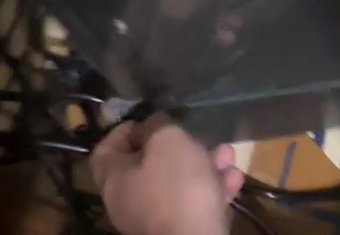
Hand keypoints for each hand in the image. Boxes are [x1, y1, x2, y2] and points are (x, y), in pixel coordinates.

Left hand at [90, 116, 243, 234]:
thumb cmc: (175, 185)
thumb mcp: (166, 139)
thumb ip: (156, 124)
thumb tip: (152, 125)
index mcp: (116, 179)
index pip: (107, 148)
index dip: (126, 128)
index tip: (152, 117)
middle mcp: (130, 200)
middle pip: (150, 163)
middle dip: (181, 144)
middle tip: (200, 134)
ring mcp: (154, 217)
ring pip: (178, 180)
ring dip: (205, 163)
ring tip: (227, 154)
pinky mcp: (179, 228)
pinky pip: (194, 200)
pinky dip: (213, 187)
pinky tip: (233, 178)